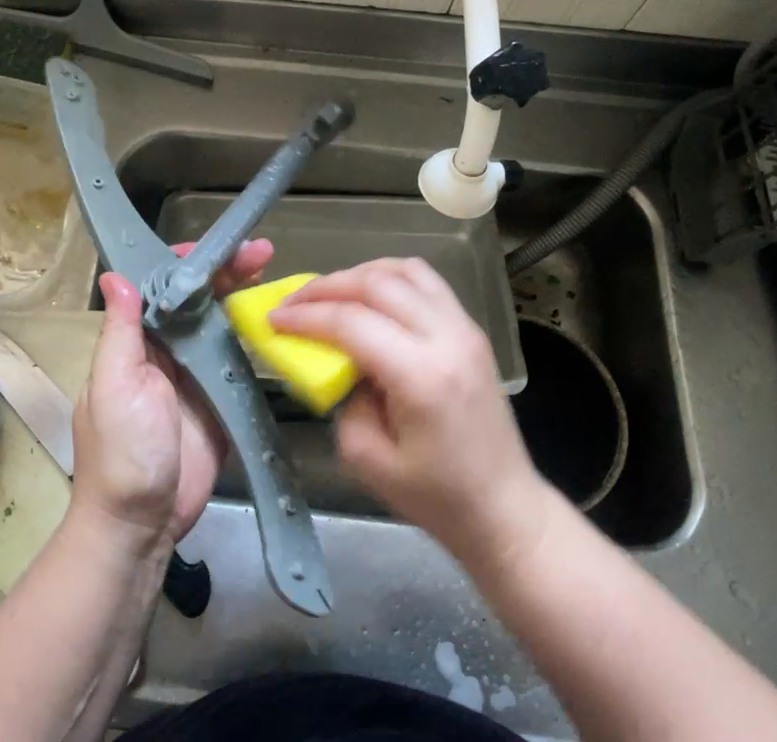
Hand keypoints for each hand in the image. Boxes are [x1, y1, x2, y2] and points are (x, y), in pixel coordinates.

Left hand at [69, 240, 271, 553]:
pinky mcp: (222, 401)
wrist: (142, 522)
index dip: (185, 264)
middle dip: (225, 273)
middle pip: (198, 302)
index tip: (213, 245)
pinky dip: (257, 338)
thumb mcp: (113, 387)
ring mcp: (196, 376)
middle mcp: (166, 352)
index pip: (160, 289)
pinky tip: (280, 320)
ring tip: (274, 272)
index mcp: (134, 343)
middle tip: (261, 251)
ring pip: (221, 326)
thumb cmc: (121, 453)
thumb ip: (121, 333)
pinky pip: (239, 362)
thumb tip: (115, 275)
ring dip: (244, 297)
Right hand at [270, 258, 557, 562]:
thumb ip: (343, 400)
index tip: (273, 318)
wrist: (502, 506)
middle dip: (326, 286)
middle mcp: (447, 339)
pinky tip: (367, 298)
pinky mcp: (471, 331)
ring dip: (359, 275)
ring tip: (329, 295)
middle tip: (292, 302)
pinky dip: (390, 279)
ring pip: (405, 271)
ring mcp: (465, 329)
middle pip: (377, 284)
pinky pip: (427, 283)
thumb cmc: (435, 495)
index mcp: (421, 376)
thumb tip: (336, 361)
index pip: (352, 322)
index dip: (306, 315)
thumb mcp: (366, 459)